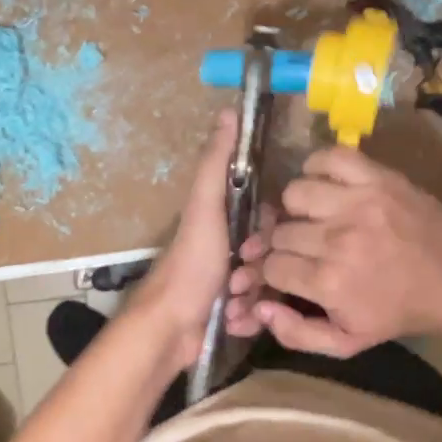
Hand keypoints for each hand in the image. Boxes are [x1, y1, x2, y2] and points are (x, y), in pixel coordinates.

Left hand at [131, 111, 265, 369]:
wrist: (170, 329)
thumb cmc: (189, 266)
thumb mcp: (204, 209)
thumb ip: (215, 165)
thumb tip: (227, 112)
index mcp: (221, 224)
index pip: (268, 222)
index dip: (267, 234)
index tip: (253, 246)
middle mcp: (226, 252)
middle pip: (271, 257)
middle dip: (259, 272)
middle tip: (237, 280)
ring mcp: (228, 286)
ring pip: (267, 288)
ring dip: (252, 299)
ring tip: (230, 305)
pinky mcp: (230, 316)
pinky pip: (259, 316)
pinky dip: (247, 320)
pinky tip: (230, 322)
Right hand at [235, 146, 441, 355]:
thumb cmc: (395, 314)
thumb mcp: (345, 343)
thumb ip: (296, 334)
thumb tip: (259, 308)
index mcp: (328, 283)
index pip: (271, 267)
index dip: (270, 271)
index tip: (281, 273)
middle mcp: (338, 241)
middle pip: (278, 233)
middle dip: (279, 245)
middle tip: (295, 250)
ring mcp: (359, 205)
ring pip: (293, 194)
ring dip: (295, 210)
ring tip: (310, 220)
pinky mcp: (378, 179)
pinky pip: (328, 158)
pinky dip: (317, 169)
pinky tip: (323, 189)